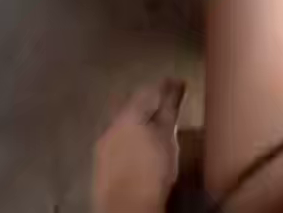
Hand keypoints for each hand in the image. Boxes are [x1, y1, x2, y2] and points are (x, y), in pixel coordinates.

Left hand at [93, 79, 185, 212]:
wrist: (127, 212)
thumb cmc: (152, 172)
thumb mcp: (167, 137)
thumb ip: (171, 108)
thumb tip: (178, 84)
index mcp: (127, 115)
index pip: (149, 89)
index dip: (166, 85)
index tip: (180, 83)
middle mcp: (111, 126)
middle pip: (133, 103)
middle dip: (150, 100)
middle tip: (168, 102)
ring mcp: (103, 146)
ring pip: (124, 121)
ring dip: (140, 118)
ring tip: (157, 123)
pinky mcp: (101, 165)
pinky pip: (119, 139)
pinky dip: (132, 135)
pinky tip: (142, 143)